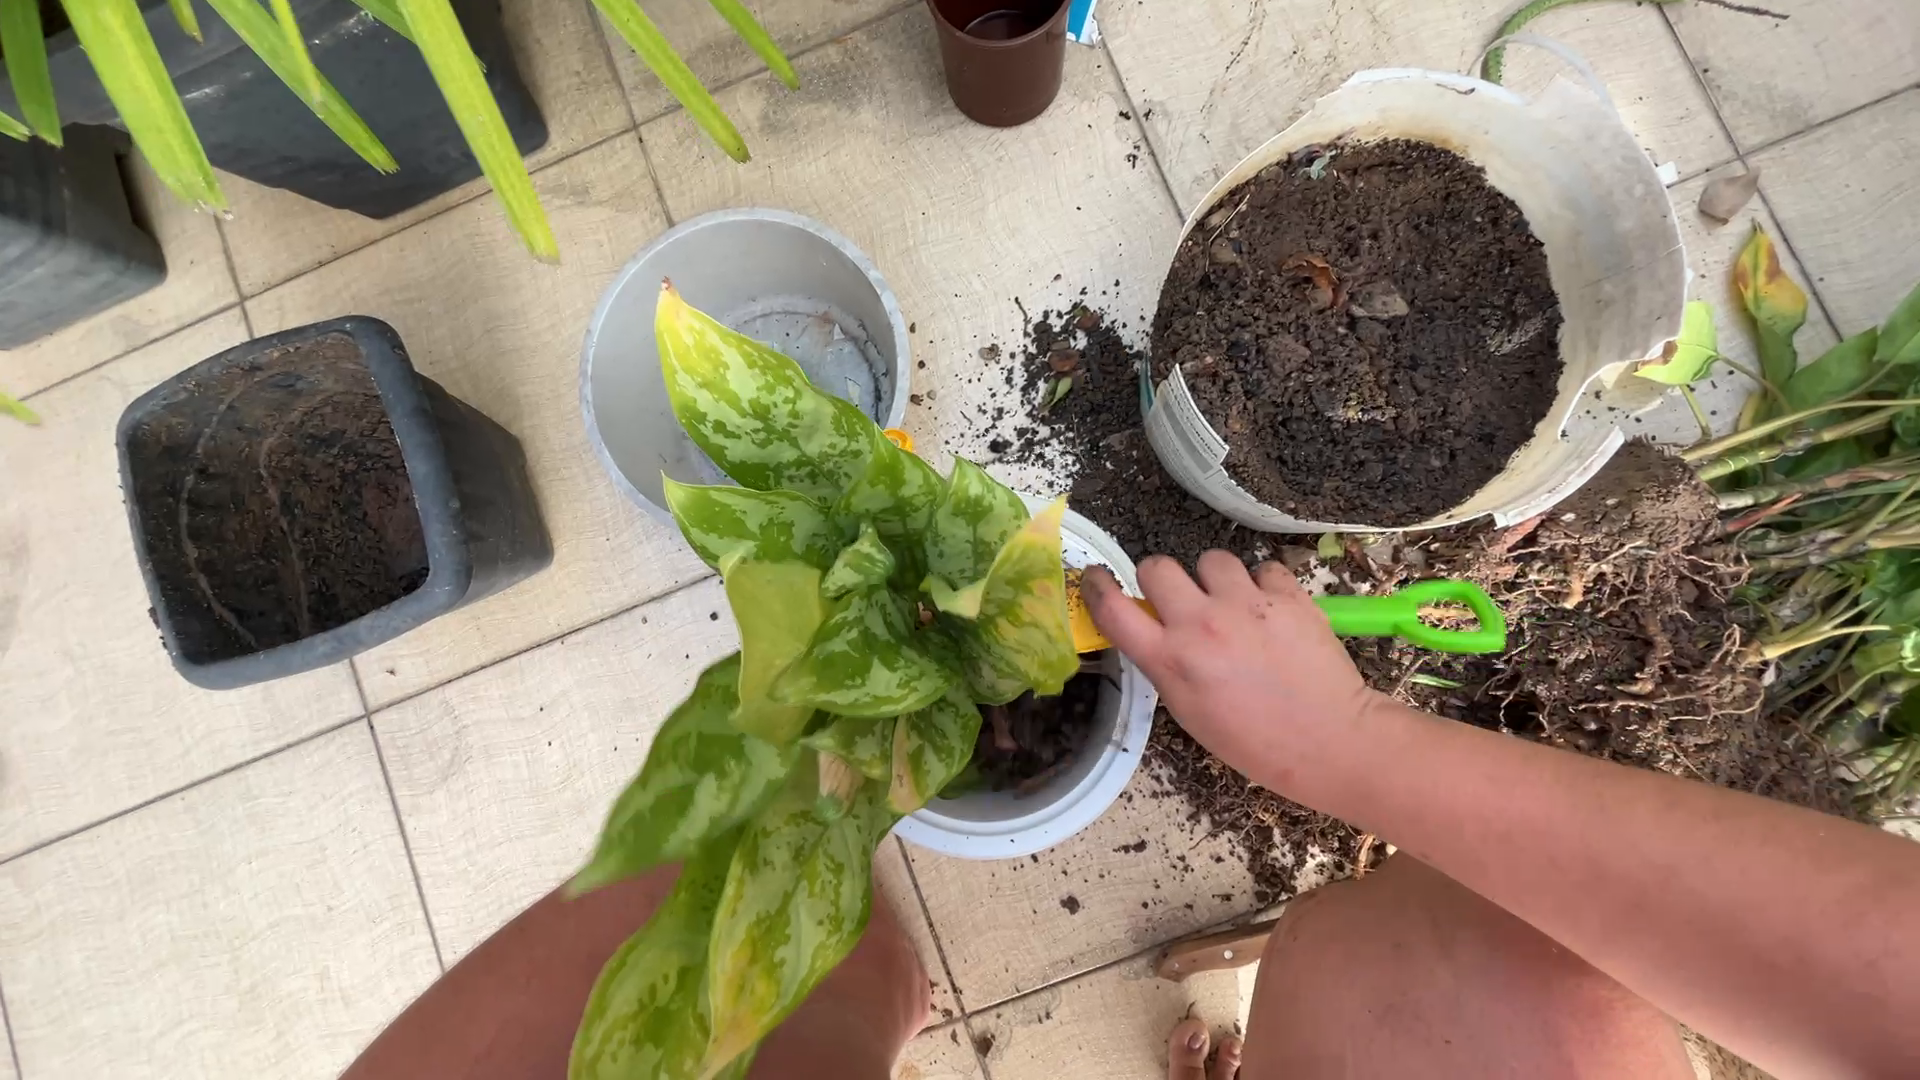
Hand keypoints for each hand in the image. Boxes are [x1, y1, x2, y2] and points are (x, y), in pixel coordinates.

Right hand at [1083, 551, 1378, 790]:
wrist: (1331, 742)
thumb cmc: (1252, 741)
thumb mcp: (1187, 709)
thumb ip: (1165, 662)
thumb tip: (1154, 628)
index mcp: (1171, 659)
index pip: (1112, 607)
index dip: (1096, 585)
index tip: (1097, 577)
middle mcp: (1201, 624)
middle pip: (1156, 566)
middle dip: (1161, 579)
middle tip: (1180, 600)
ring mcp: (1246, 605)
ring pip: (1210, 558)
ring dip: (1215, 578)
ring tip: (1234, 604)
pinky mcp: (1289, 595)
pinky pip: (1263, 568)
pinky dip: (1263, 585)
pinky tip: (1271, 610)